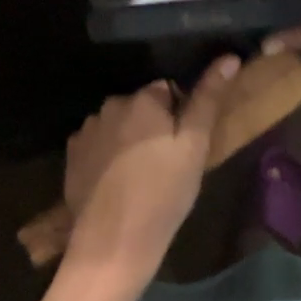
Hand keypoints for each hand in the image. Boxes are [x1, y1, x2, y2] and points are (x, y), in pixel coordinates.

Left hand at [63, 58, 238, 277]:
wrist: (113, 243)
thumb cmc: (163, 194)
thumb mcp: (195, 147)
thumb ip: (208, 99)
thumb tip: (228, 57)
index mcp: (141, 98)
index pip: (167, 91)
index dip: (178, 117)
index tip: (183, 147)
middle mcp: (109, 105)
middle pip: (140, 106)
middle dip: (152, 126)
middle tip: (165, 165)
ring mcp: (86, 130)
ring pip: (118, 125)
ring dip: (129, 139)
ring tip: (140, 177)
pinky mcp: (72, 155)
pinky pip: (98, 144)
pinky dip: (108, 155)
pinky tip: (117, 183)